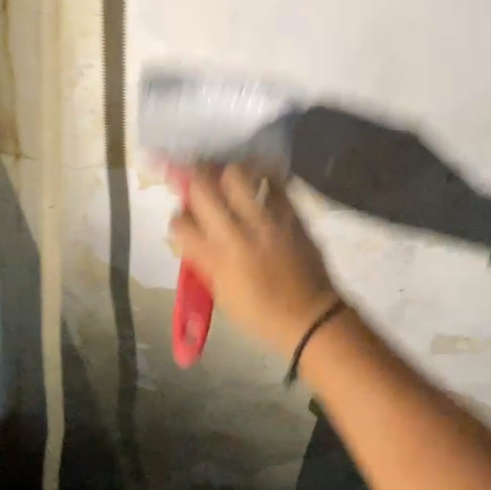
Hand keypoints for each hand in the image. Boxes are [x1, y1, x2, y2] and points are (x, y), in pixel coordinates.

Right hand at [168, 164, 340, 356]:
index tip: (185, 219)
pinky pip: (275, 181)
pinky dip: (264, 177)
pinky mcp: (290, 213)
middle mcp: (235, 232)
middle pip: (202, 185)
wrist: (312, 317)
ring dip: (226, 172)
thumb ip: (204, 260)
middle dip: (192, 178)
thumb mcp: (221, 294)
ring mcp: (265, 219)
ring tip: (227, 179)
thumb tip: (194, 235)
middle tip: (196, 180)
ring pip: (236, 174)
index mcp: (214, 257)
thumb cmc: (262, 314)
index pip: (181, 223)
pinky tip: (259, 182)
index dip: (178, 218)